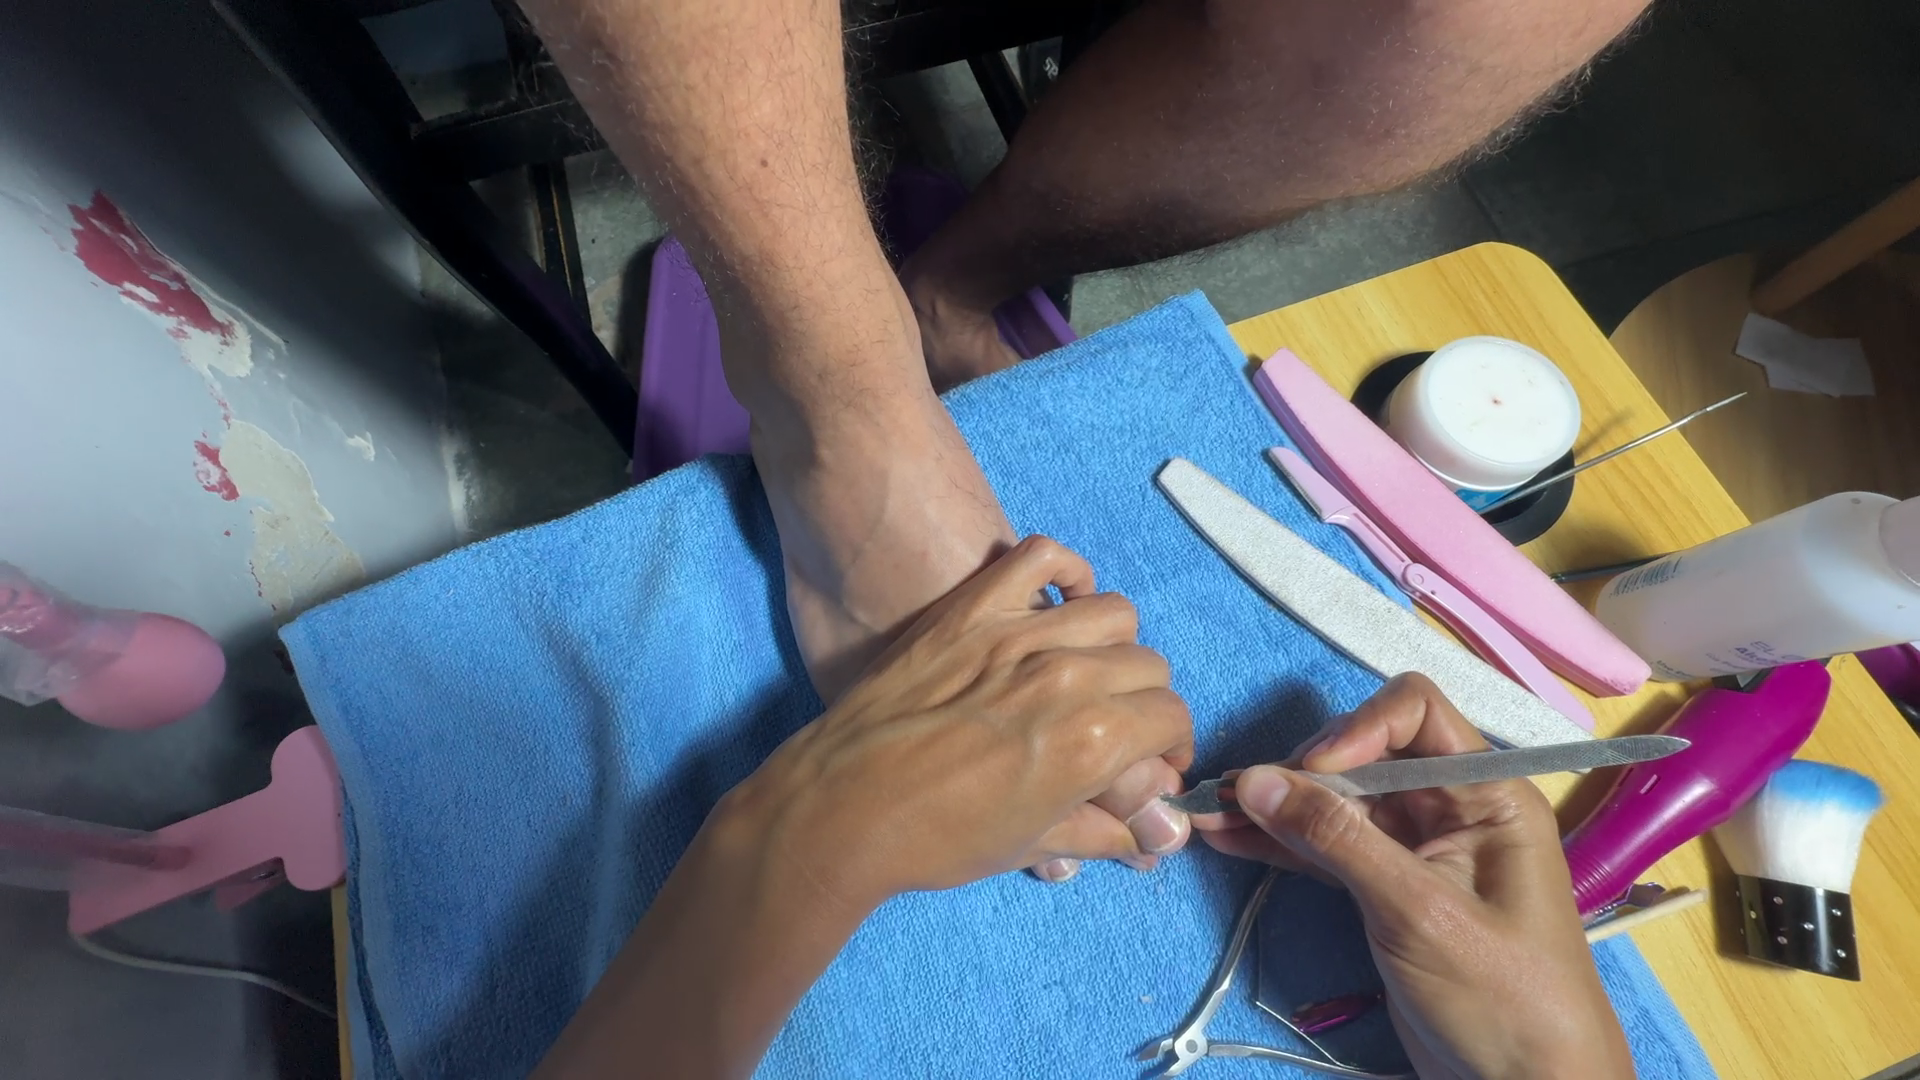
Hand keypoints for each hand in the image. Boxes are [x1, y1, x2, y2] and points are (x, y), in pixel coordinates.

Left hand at [724, 535, 1195, 906]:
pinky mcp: (974, 604)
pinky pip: (1041, 556)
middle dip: (1143, 703)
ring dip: (1112, 645)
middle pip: (1149, 665)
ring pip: (1112, 611)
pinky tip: (1054, 604)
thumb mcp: (1033, 843)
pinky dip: (1061, 572)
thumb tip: (1167, 834)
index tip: (1148, 764)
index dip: (1168, 747)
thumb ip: (1112, 830)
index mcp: (1094, 740)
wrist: (843, 804)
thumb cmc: (937, 837)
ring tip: (1083, 670)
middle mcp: (1069, 674)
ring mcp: (1019, 630)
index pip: (1171, 717)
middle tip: (1113, 728)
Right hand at [1191, 674, 1632, 1079]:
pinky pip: (1317, 843)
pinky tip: (1226, 838)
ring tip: (1208, 812)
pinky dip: (1274, 840)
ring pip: (1326, 800)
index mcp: (1482, 793)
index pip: (1412, 714)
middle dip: (1294, 772)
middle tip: (1237, 797)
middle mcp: (1443, 804)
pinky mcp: (1376, 881)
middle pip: (1355, 755)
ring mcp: (1406, 843)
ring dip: (1269, 805)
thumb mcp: (1419, 911)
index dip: (1357, 729)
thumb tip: (1251, 780)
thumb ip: (1334, 838)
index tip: (1313, 774)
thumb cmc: (1502, 999)